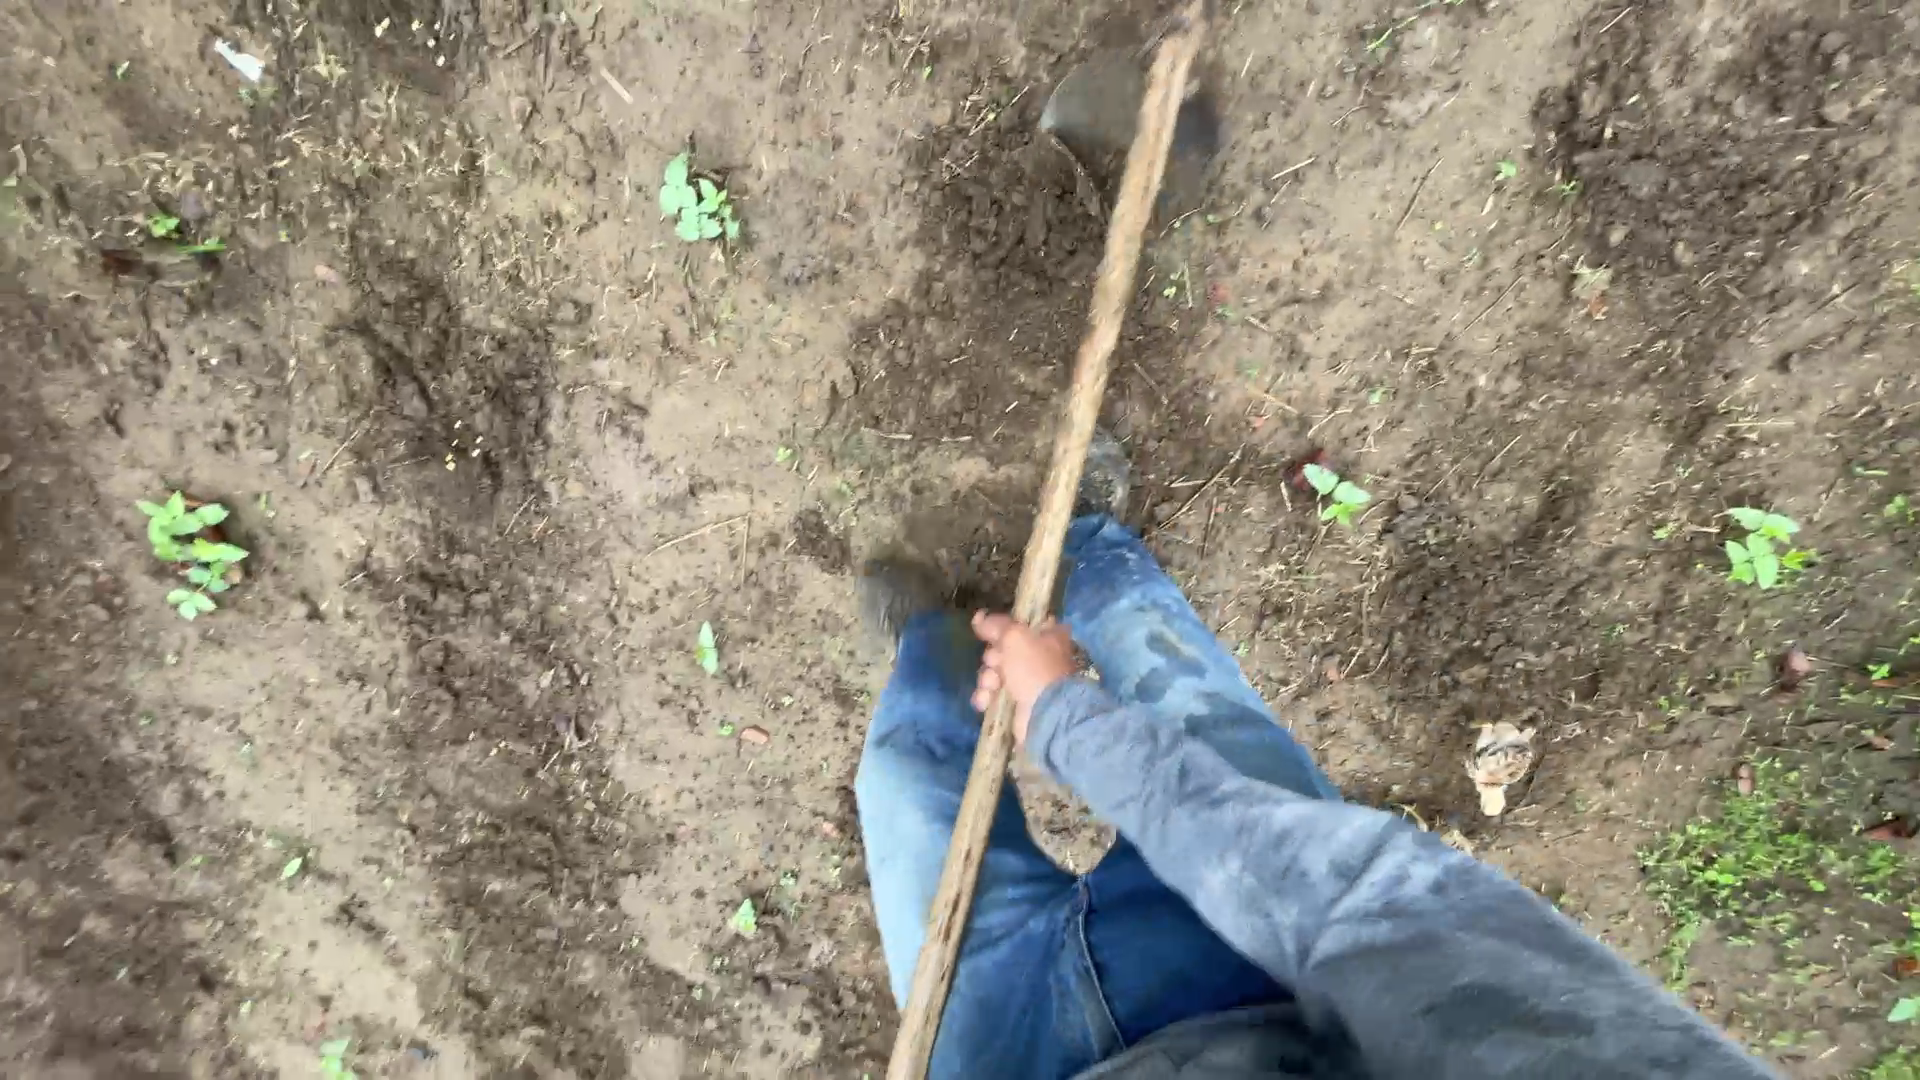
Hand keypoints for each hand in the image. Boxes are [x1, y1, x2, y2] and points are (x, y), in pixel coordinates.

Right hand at [971, 610, 1077, 748]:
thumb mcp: (1014, 637)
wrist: (1045, 714)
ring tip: (992, 687)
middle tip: (996, 664)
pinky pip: (993, 693)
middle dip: (992, 658)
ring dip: (987, 679)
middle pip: (1002, 649)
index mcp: (1049, 635)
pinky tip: (986, 701)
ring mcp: (1028, 681)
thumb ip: (995, 625)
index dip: (1003, 629)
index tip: (991, 634)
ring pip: (994, 672)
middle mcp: (1040, 656)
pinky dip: (986, 696)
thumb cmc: (1034, 668)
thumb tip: (978, 616)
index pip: (1020, 624)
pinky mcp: (1017, 703)